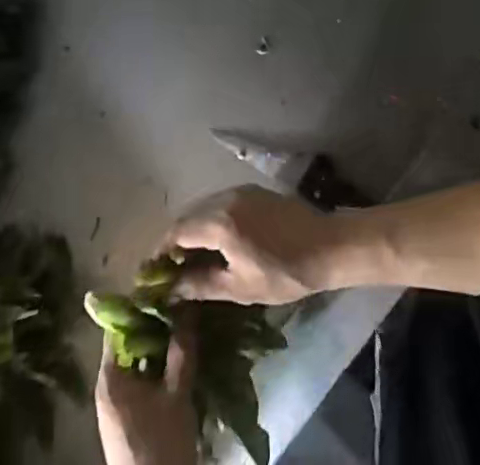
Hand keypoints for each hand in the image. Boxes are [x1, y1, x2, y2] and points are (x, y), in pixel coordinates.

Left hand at [96, 312, 197, 464]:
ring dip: (160, 343)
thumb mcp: (177, 392)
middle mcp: (107, 385)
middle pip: (129, 341)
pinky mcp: (128, 414)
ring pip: (138, 359)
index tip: (166, 286)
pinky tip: (181, 355)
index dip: (141, 304)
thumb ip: (181, 349)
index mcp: (110, 377)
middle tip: (183, 303)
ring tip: (187, 324)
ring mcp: (116, 402)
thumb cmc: (160, 441)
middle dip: (156, 323)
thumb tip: (188, 306)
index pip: (118, 326)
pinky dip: (158, 363)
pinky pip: (141, 375)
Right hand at [162, 185, 344, 304]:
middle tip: (167, 269)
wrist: (328, 246)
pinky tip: (214, 241)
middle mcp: (227, 199)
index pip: (176, 233)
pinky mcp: (255, 191)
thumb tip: (170, 289)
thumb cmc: (285, 272)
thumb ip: (200, 284)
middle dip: (173, 241)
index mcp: (220, 223)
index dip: (159, 253)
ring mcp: (242, 192)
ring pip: (204, 208)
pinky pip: (221, 203)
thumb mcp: (239, 287)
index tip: (150, 274)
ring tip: (189, 258)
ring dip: (192, 230)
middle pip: (187, 216)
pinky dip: (210, 220)